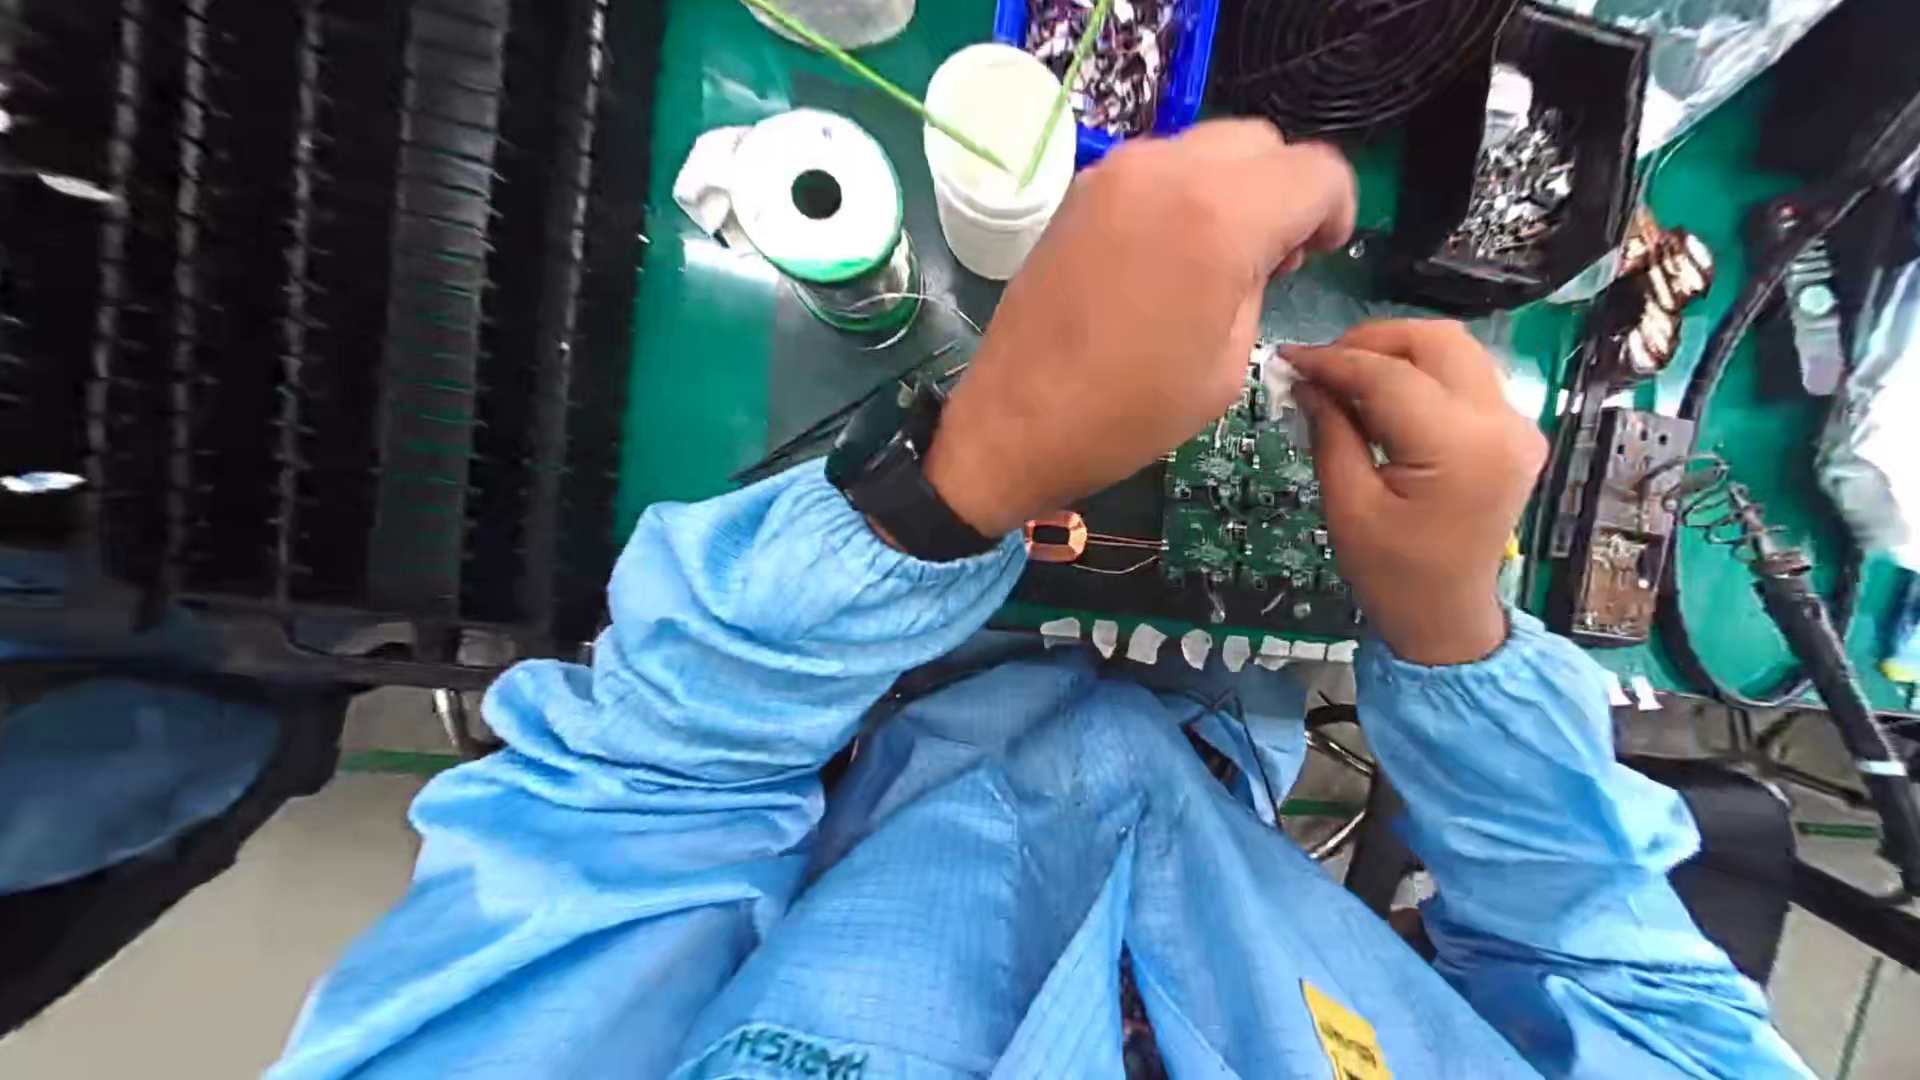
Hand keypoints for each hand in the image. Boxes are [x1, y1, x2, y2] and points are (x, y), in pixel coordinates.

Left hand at [925, 120, 1355, 536]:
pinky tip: (1160, 258)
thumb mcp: (1222, 370)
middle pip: (1258, 147)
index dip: (1333, 212)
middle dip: (1278, 196)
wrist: (1013, 428)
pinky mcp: (1072, 199)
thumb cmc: (1124, 418)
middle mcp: (1166, 173)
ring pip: (1200, 152)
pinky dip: (1174, 200)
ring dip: (1225, 193)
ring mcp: (1110, 178)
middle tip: (1266, 262)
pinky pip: (1149, 175)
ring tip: (1209, 262)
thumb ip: (1257, 291)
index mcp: (1221, 218)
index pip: (1315, 173)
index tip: (1317, 256)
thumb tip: (1257, 257)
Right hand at [1285, 320, 1545, 665]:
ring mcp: (1514, 425)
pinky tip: (1375, 400)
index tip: (1288, 358)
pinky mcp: (1508, 432)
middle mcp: (1501, 424)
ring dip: (1393, 353)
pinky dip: (1413, 375)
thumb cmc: (1389, 571)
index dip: (1333, 360)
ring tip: (1341, 379)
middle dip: (1371, 341)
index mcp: (1459, 449)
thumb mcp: (1346, 505)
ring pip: (1454, 352)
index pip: (1391, 377)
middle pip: (1438, 342)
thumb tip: (1308, 382)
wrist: (1446, 612)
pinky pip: (1460, 378)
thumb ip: (1331, 434)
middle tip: (1320, 365)